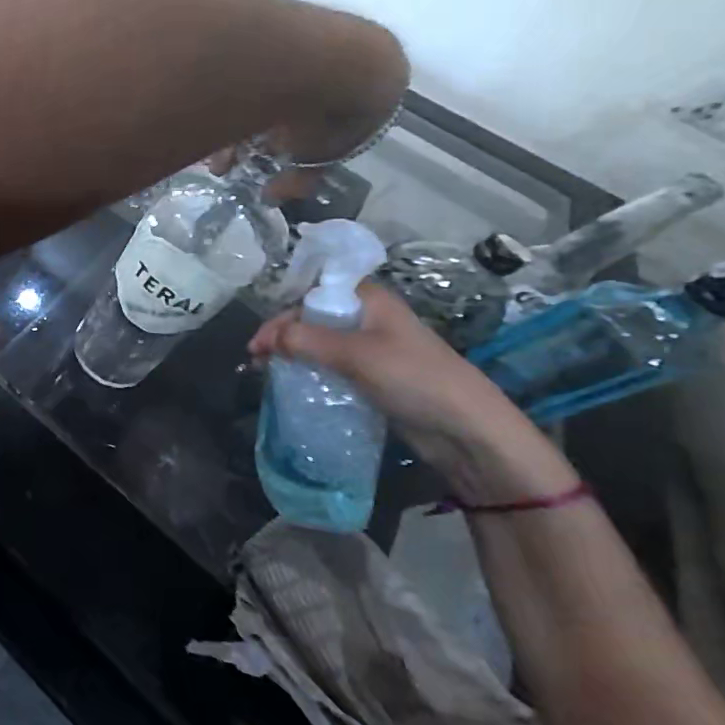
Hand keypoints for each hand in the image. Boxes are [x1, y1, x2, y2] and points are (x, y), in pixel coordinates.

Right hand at [247, 283, 533, 470]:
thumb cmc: (415, 379)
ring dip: (292, 356)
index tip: (259, 341)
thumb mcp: (355, 354)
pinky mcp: (373, 376)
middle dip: (281, 337)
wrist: (468, 430)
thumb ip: (305, 341)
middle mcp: (369, 318)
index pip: (312, 294)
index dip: (282, 313)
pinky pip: (331, 367)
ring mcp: (372, 348)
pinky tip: (293, 386)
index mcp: (369, 301)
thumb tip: (265, 339)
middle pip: (311, 319)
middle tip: (256, 360)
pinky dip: (309, 373)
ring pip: (319, 344)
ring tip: (267, 374)